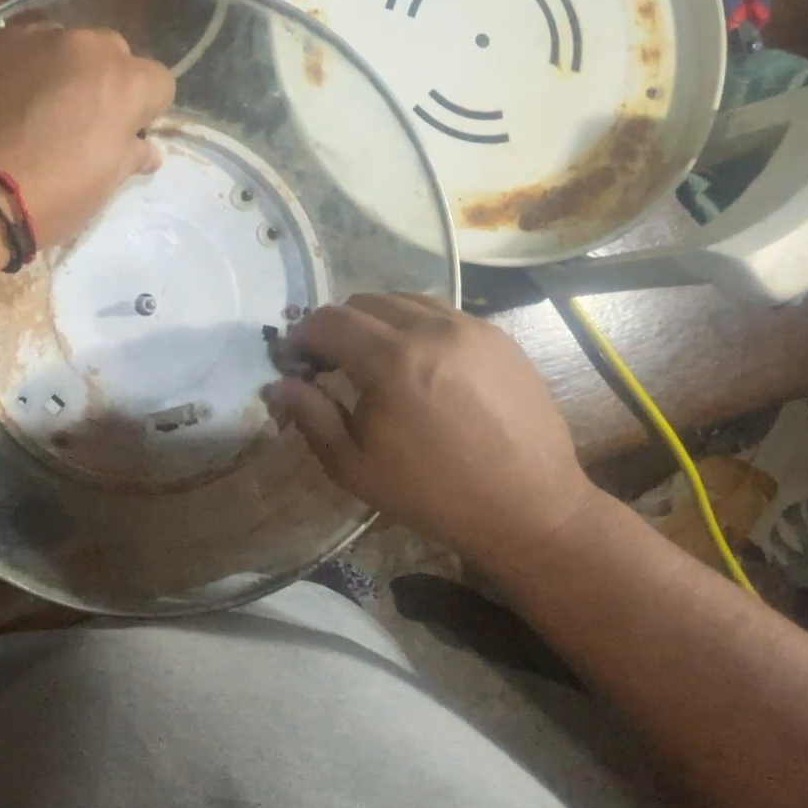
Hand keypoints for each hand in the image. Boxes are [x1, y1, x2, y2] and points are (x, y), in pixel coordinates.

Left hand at [0, 24, 174, 244]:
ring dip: (57, 71)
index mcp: (123, 82)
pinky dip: (15, 70)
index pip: (158, 83)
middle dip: (102, 83)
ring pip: (60, 46)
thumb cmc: (44, 198)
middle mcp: (82, 45)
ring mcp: (29, 38)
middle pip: (110, 54)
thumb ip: (129, 157)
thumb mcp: (100, 188)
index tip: (124, 137)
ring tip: (31, 113)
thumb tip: (146, 149)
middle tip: (76, 125)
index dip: (144, 112)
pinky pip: (14, 50)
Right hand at [269, 294, 600, 566]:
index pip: (327, 321)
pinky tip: (417, 365)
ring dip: (376, 322)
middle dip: (336, 328)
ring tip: (374, 361)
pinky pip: (441, 314)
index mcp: (391, 361)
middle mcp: (431, 330)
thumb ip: (311, 416)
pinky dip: (415, 327)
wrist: (527, 506)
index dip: (301, 339)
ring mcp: (471, 328)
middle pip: (362, 302)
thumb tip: (279, 384)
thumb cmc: (430, 493)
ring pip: (404, 300)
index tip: (296, 365)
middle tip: (331, 365)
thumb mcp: (354, 465)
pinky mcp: (498, 337)